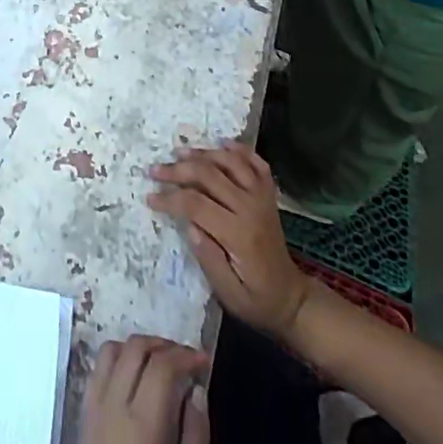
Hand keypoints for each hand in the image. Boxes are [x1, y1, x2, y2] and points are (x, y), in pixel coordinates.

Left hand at [80, 335, 208, 443]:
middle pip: (136, 348)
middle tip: (187, 358)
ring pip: (112, 348)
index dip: (186, 356)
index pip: (162, 366)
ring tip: (162, 360)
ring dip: (138, 346)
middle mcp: (112, 403)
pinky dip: (119, 358)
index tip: (205, 360)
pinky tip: (136, 374)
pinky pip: (98, 367)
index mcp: (142, 421)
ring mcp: (93, 403)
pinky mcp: (83, 410)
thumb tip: (195, 391)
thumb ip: (194, 433)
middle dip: (165, 344)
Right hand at [147, 143, 314, 340]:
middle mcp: (251, 209)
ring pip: (231, 162)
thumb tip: (189, 226)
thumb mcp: (228, 293)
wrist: (292, 299)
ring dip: (203, 153)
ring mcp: (262, 198)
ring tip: (179, 153)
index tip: (150, 198)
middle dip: (178, 170)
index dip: (170, 199)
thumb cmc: (255, 299)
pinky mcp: (268, 196)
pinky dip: (240, 150)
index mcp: (239, 234)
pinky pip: (257, 164)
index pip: (196, 204)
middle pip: (209, 175)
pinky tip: (222, 143)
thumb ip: (208, 259)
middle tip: (155, 170)